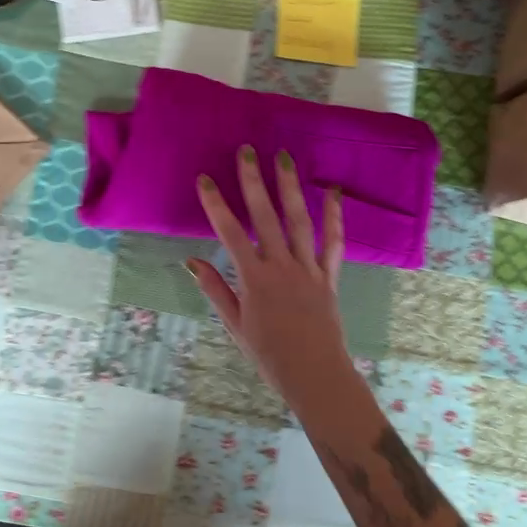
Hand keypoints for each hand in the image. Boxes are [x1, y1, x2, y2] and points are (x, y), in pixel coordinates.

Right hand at [189, 146, 353, 396]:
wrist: (315, 374)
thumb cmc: (269, 355)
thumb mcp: (234, 325)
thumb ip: (215, 290)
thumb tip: (192, 261)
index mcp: (254, 279)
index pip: (230, 233)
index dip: (216, 204)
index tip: (205, 179)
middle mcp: (281, 266)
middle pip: (265, 216)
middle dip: (254, 181)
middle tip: (247, 151)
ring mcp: (308, 268)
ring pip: (298, 221)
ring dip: (290, 188)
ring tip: (284, 159)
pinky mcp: (329, 276)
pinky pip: (333, 242)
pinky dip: (334, 216)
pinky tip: (332, 192)